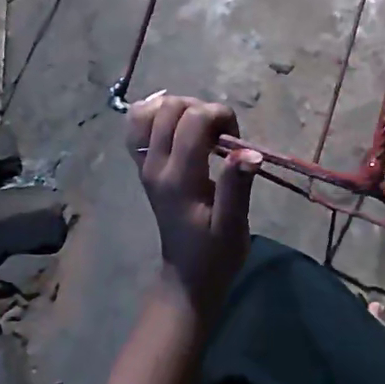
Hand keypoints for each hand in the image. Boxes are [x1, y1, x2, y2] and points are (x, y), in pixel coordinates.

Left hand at [126, 95, 259, 316]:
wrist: (187, 276)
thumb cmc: (215, 253)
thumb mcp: (233, 226)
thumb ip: (237, 186)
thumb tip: (248, 151)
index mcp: (179, 178)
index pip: (193, 121)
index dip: (219, 115)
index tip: (235, 137)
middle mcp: (155, 165)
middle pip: (169, 108)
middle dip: (200, 108)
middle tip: (219, 133)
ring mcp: (143, 163)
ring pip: (147, 110)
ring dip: (177, 108)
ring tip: (199, 127)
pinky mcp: (142, 164)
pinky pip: (136, 125)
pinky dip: (155, 113)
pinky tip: (176, 124)